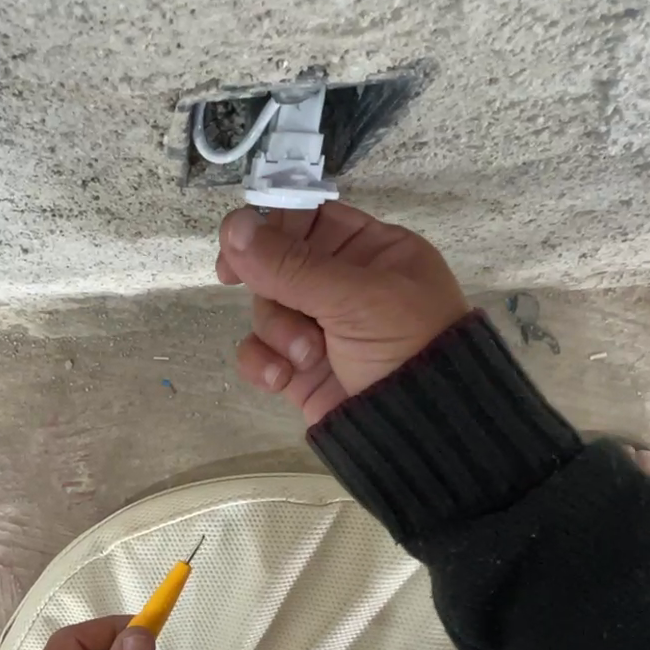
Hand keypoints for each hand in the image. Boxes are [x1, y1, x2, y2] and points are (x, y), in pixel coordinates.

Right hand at [216, 204, 471, 424]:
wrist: (417, 430)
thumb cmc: (405, 346)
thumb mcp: (354, 297)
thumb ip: (291, 264)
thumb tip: (234, 227)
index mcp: (368, 251)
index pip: (308, 219)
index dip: (269, 224)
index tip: (236, 237)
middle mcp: (339, 285)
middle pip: (276, 265)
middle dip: (267, 283)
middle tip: (231, 277)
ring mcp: (315, 328)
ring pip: (264, 311)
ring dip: (276, 332)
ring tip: (306, 356)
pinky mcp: (296, 368)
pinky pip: (259, 353)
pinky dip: (263, 364)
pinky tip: (282, 378)